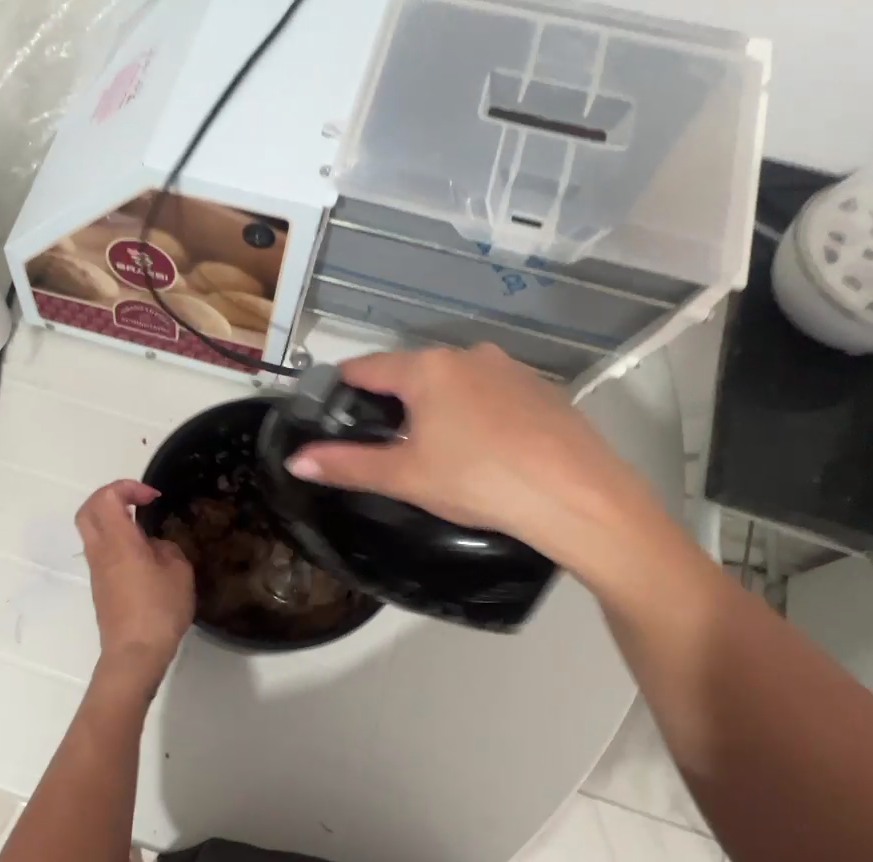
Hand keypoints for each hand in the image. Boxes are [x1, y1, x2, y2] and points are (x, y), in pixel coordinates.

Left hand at [75, 481, 194, 671]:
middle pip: (88, 510)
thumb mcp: (179, 573)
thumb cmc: (159, 611)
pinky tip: (142, 558)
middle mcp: (100, 552)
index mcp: (118, 542)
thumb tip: (153, 547)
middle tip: (138, 503)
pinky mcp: (100, 587)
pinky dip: (116, 542)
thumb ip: (166, 549)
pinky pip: (101, 552)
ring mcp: (97, 571)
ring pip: (92, 531)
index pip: (107, 497)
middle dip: (111, 497)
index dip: (128, 487)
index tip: (153, 499)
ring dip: (113, 521)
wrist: (134, 654)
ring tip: (144, 532)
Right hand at [283, 345, 659, 567]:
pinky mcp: (542, 389)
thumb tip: (296, 460)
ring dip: (435, 408)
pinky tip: (482, 453)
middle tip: (383, 448)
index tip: (328, 414)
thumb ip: (346, 465)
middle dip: (391, 404)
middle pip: (410, 374)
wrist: (576, 495)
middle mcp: (467, 355)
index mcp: (427, 368)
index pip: (365, 368)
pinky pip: (490, 395)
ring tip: (434, 454)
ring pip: (453, 384)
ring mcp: (510, 368)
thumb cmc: (478, 480)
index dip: (340, 389)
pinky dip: (474, 415)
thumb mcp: (403, 477)